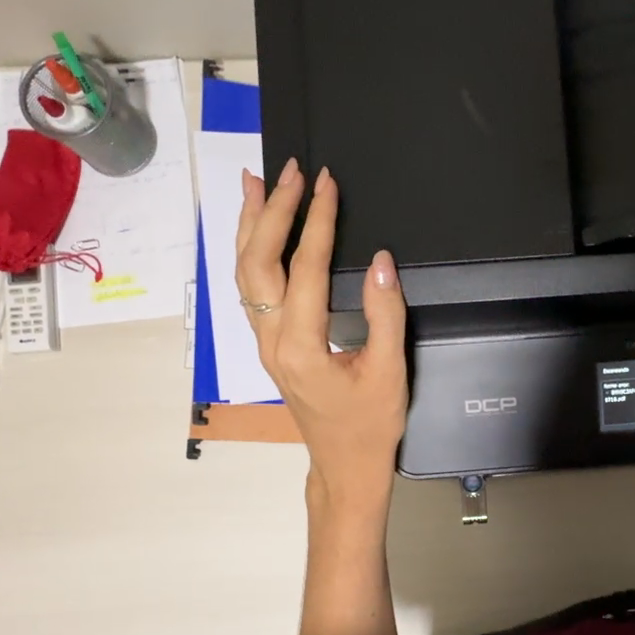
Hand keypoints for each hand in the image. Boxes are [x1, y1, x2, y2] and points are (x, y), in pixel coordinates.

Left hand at [236, 159, 408, 504]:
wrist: (344, 465)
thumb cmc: (370, 425)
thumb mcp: (390, 372)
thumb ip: (385, 315)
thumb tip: (381, 261)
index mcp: (302, 345)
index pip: (304, 269)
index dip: (317, 223)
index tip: (327, 184)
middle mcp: (272, 340)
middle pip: (258, 262)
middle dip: (271, 211)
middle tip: (288, 170)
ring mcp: (265, 343)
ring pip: (245, 273)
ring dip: (250, 225)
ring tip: (255, 182)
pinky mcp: (270, 345)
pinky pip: (251, 288)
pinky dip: (252, 251)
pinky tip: (258, 232)